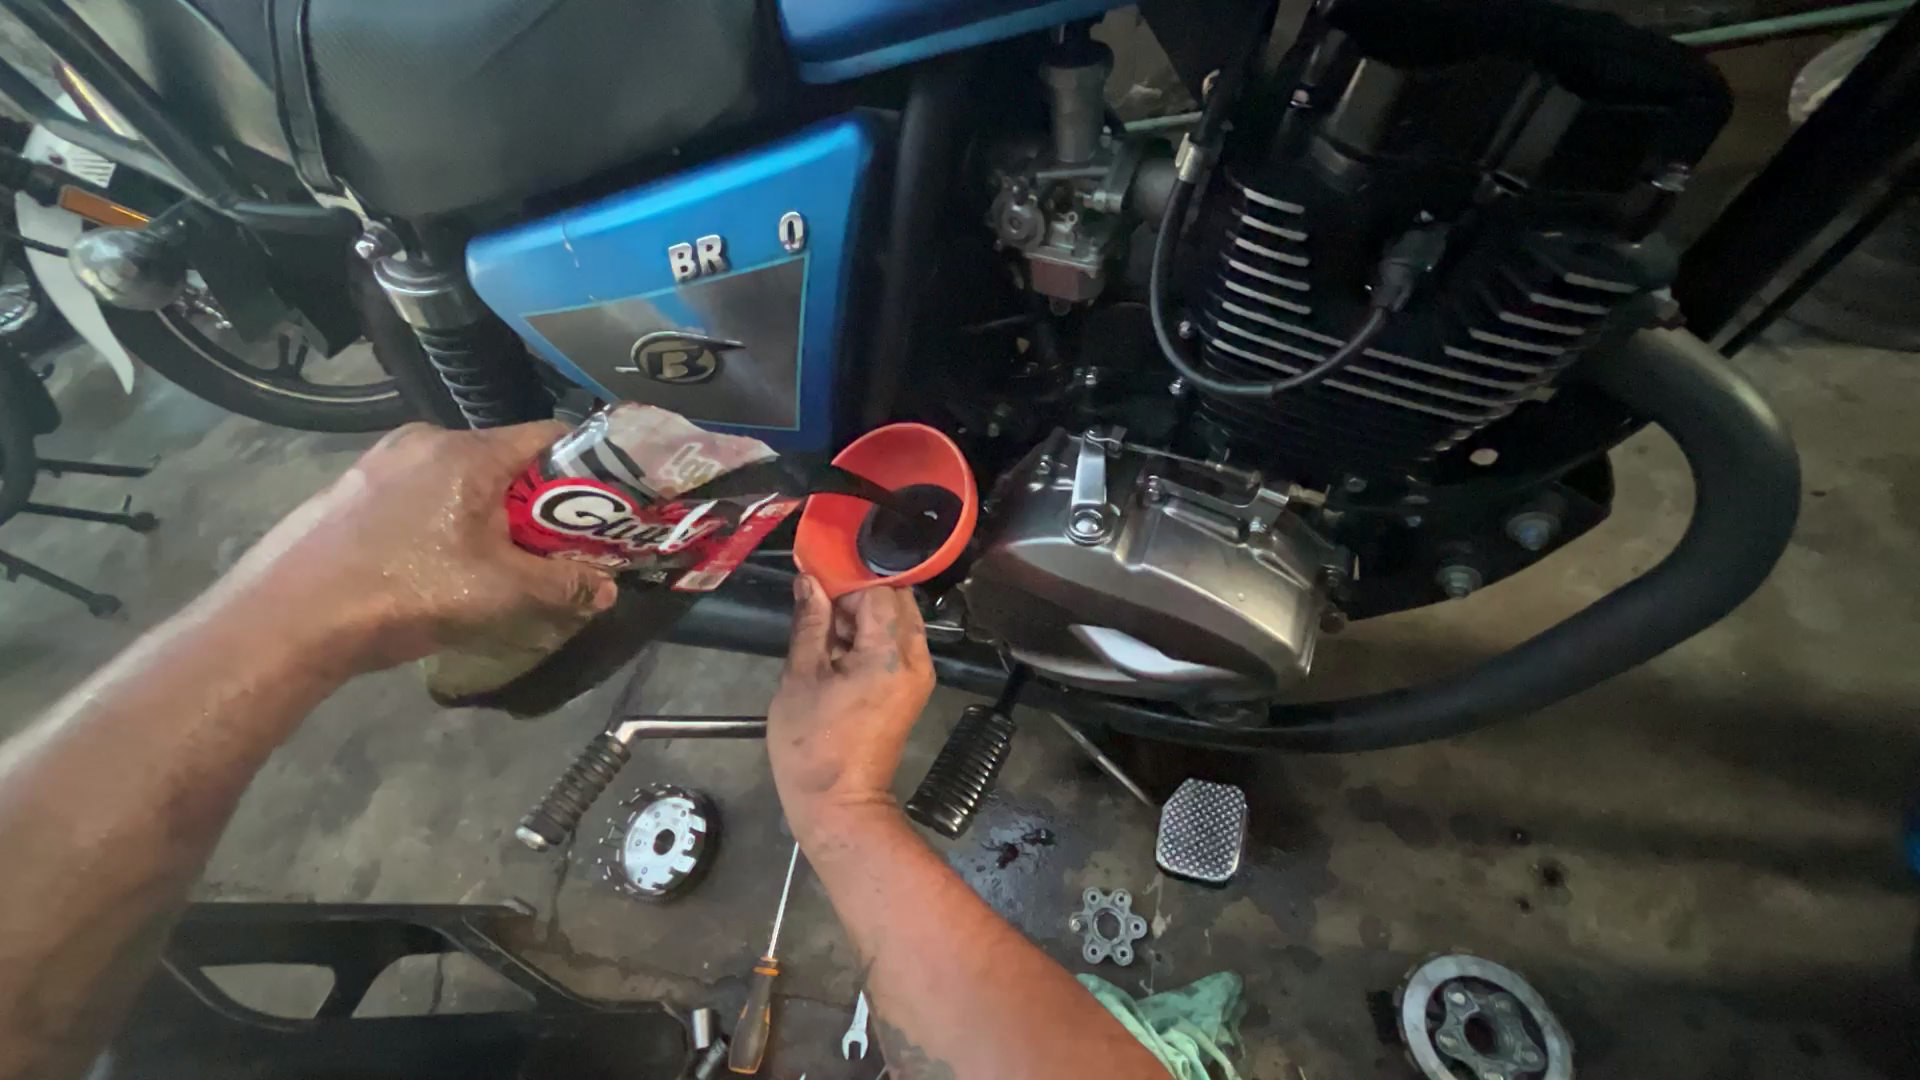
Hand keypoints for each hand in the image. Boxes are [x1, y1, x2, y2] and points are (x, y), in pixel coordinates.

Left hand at [209, 421, 617, 674]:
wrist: (281, 623)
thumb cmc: (405, 592)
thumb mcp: (502, 593)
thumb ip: (566, 585)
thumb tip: (609, 589)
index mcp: (467, 452)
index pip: (552, 434)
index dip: (589, 466)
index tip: (604, 503)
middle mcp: (425, 441)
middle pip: (508, 458)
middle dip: (542, 499)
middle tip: (559, 541)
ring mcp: (380, 462)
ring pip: (465, 476)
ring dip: (495, 509)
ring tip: (502, 555)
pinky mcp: (351, 488)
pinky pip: (425, 489)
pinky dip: (451, 515)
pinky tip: (443, 560)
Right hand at [767, 577, 933, 839]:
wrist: (840, 805)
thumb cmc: (813, 746)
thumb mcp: (801, 677)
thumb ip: (810, 623)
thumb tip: (809, 581)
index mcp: (891, 654)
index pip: (879, 590)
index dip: (846, 579)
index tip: (816, 576)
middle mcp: (917, 658)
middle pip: (897, 601)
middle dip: (858, 594)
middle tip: (819, 604)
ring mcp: (920, 674)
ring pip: (899, 620)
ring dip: (865, 614)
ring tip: (825, 627)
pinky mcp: (914, 686)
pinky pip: (898, 643)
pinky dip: (873, 635)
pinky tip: (840, 646)